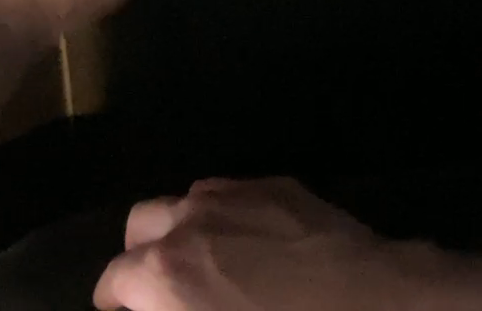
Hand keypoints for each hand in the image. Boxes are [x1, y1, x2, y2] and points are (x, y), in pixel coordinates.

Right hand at [94, 177, 411, 310]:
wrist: (368, 302)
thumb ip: (172, 306)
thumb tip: (161, 300)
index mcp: (164, 272)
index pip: (113, 280)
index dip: (114, 301)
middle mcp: (189, 219)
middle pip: (141, 223)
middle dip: (141, 253)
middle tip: (160, 286)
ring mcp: (234, 193)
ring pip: (186, 199)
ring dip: (184, 228)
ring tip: (206, 261)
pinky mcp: (275, 183)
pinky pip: (232, 192)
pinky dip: (225, 213)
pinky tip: (251, 242)